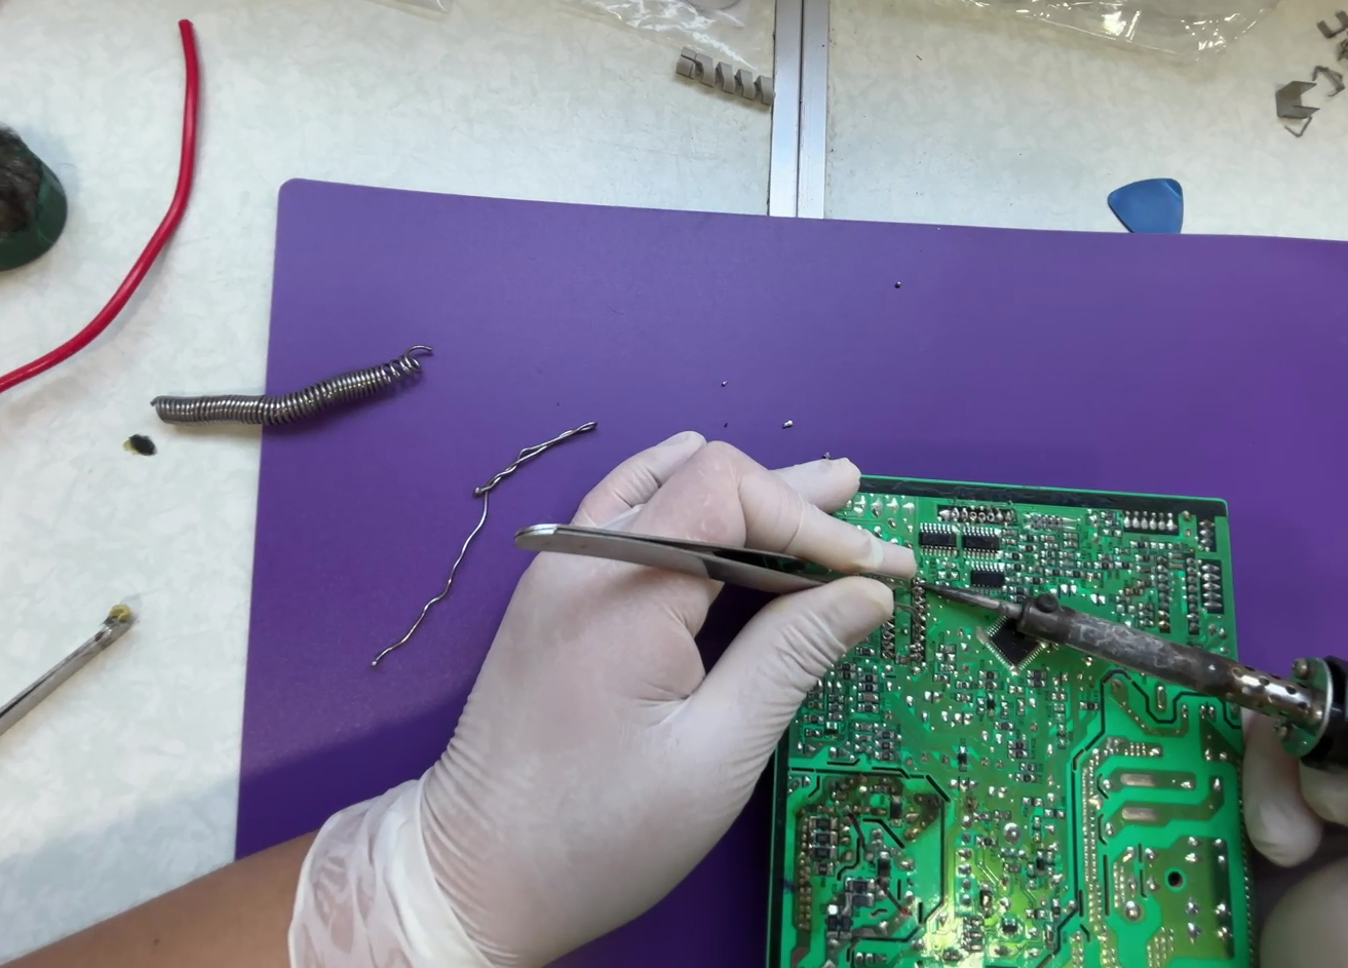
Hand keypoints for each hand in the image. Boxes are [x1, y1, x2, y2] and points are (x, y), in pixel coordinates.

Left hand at [287, 433, 916, 967]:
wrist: (473, 870)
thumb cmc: (598, 831)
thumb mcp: (716, 754)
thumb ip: (791, 654)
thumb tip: (866, 594)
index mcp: (625, 587)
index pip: (730, 494)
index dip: (810, 518)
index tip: (875, 566)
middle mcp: (586, 553)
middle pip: (702, 477)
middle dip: (791, 499)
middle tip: (859, 498)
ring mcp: (564, 563)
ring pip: (666, 484)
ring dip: (743, 494)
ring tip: (811, 496)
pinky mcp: (559, 585)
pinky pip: (631, 509)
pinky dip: (691, 504)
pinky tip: (723, 512)